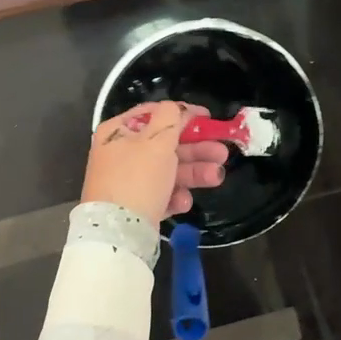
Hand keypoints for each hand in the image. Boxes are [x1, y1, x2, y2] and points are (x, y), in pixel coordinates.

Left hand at [83, 101, 228, 220]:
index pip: (154, 114)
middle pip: (165, 145)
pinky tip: (183, 202)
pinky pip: (161, 194)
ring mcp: (128, 181)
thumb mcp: (156, 140)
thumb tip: (177, 108)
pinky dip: (174, 196)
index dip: (183, 113)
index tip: (209, 118)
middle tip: (223, 152)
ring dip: (194, 172)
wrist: (118, 231)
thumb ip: (171, 117)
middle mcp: (121, 153)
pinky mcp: (137, 206)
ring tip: (217, 177)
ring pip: (168, 171)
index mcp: (118, 131)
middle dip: (197, 149)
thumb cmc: (137, 177)